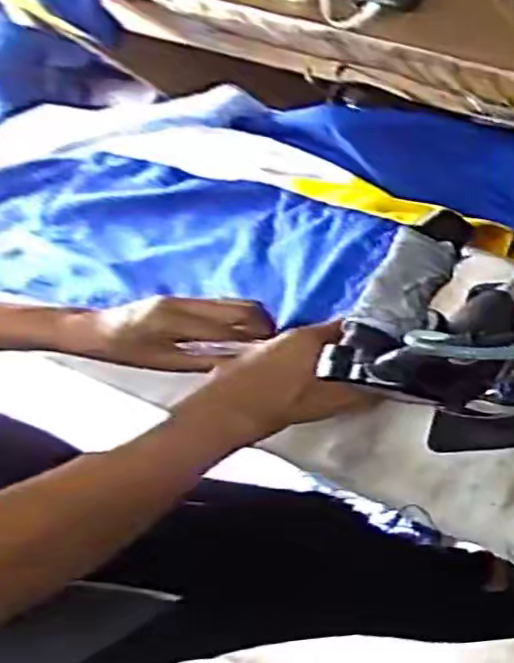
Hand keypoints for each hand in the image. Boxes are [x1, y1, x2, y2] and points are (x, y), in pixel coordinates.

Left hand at [65, 297, 274, 371]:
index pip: (236, 329)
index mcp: (176, 321)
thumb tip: (250, 362)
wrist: (85, 329)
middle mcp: (185, 304)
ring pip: (243, 304)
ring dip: (259, 321)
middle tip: (273, 347)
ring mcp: (186, 298)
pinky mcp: (187, 298)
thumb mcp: (165, 363)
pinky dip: (245, 317)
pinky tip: (242, 332)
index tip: (279, 355)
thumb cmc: (123, 352)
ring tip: (260, 340)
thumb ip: (209, 361)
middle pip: (248, 310)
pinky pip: (229, 305)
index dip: (262, 342)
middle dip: (267, 329)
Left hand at [170, 321, 374, 446]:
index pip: (350, 326)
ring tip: (350, 374)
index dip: (373, 334)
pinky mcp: (256, 360)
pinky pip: (294, 356)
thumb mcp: (332, 401)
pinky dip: (310, 364)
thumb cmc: (278, 402)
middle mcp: (288, 335)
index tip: (390, 347)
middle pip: (331, 337)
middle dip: (353, 348)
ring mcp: (269, 346)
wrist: (219, 417)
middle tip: (375, 365)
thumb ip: (365, 392)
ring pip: (312, 347)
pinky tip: (318, 381)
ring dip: (330, 357)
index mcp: (309, 337)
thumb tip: (391, 387)